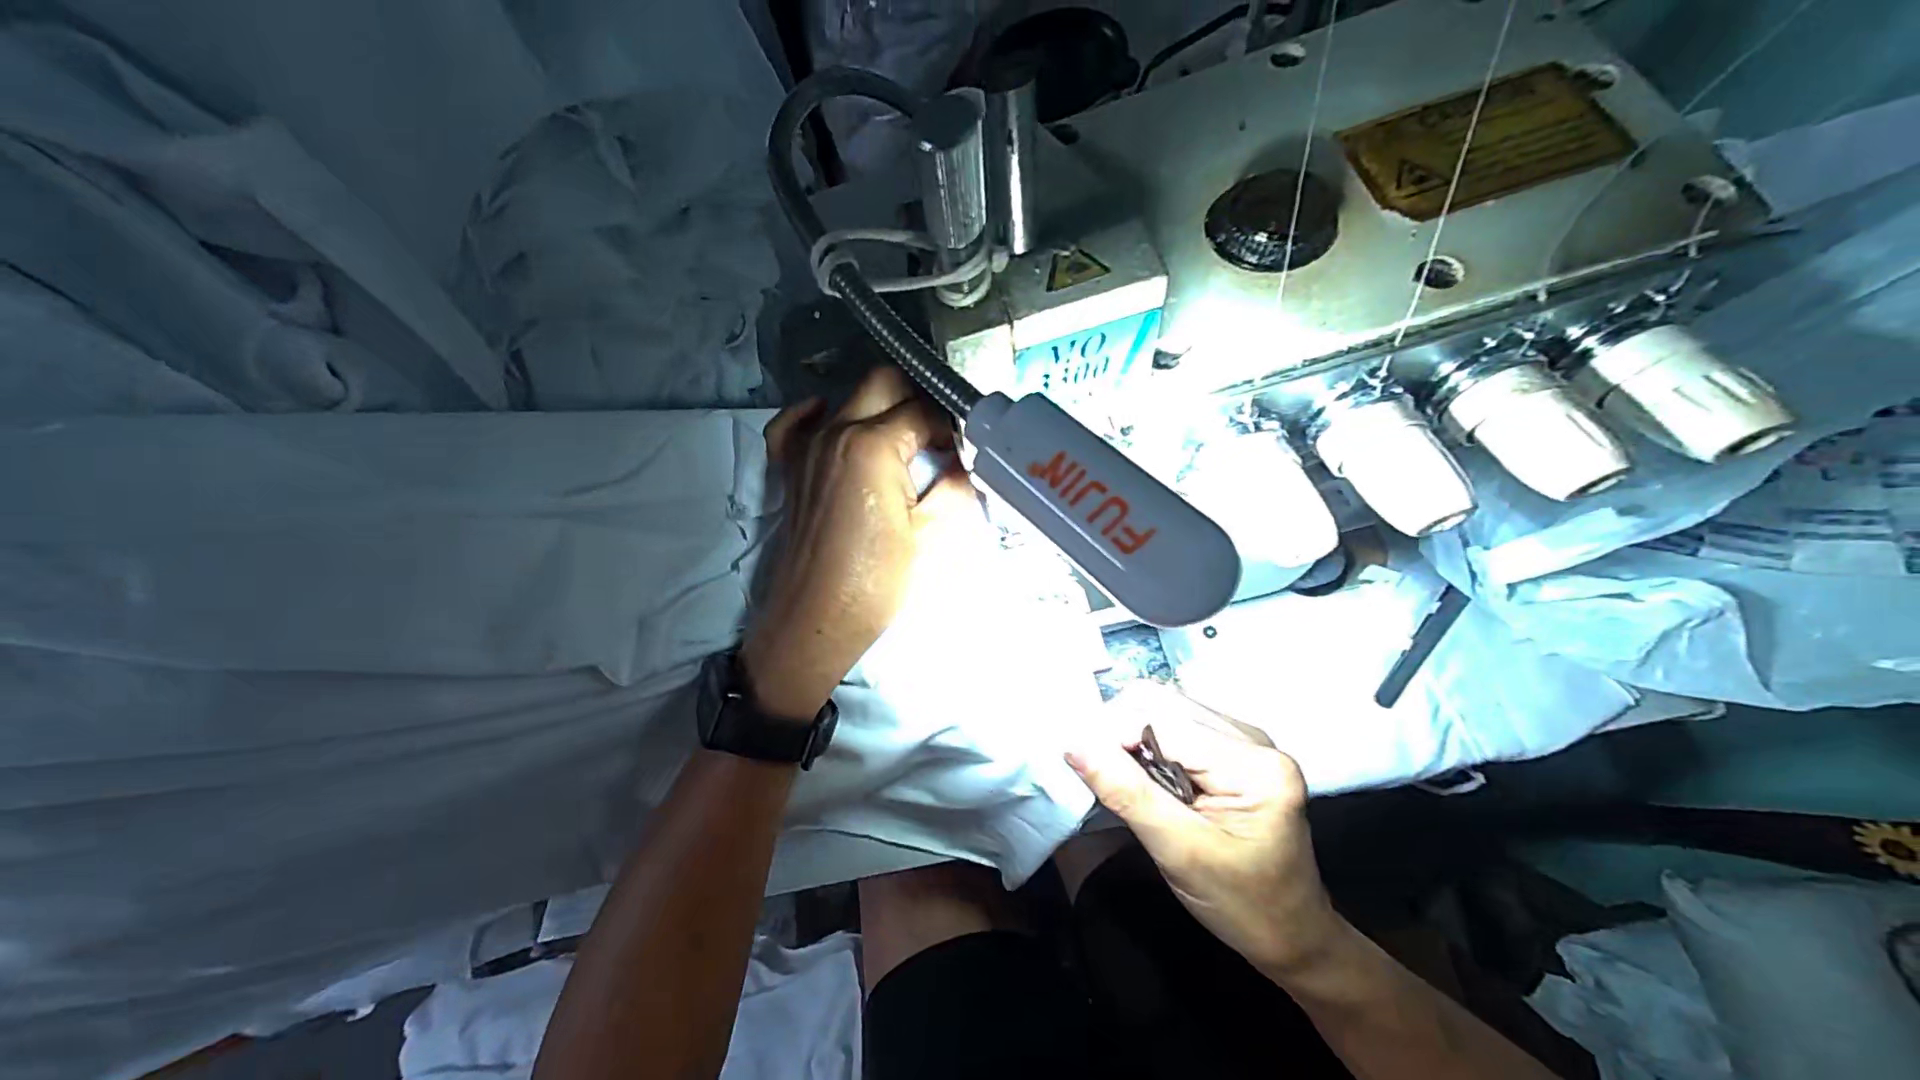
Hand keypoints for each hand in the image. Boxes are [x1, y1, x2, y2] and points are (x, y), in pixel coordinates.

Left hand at [740, 365, 975, 720]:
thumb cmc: (876, 582)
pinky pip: (795, 425)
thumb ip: (955, 489)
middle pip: (883, 384)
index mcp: (873, 445)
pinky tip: (831, 418)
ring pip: (848, 399)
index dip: (952, 424)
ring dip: (882, 407)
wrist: (817, 620)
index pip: (924, 411)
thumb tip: (970, 465)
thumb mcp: (930, 536)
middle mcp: (836, 432)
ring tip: (907, 440)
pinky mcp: (791, 469)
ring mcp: (808, 448)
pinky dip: (814, 415)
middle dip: (918, 398)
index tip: (969, 443)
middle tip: (942, 434)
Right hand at [1066, 685, 1341, 978]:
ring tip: (1124, 780)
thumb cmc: (1242, 906)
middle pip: (1163, 704)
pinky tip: (1147, 778)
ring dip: (1133, 738)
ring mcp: (1245, 741)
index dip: (1113, 734)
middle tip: (1099, 774)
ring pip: (1165, 709)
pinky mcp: (1234, 749)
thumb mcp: (1179, 853)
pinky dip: (1149, 744)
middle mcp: (1254, 740)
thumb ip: (1127, 794)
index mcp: (1254, 766)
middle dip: (1120, 732)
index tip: (1079, 762)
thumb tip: (1075, 745)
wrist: (1292, 936)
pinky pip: (1177, 725)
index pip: (1164, 721)